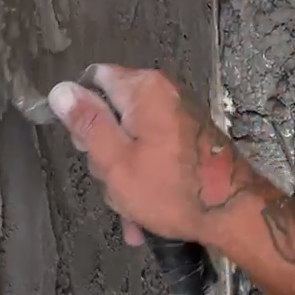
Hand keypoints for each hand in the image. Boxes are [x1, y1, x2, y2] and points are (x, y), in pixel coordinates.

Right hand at [46, 65, 258, 249]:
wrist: (235, 215)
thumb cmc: (172, 189)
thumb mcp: (116, 161)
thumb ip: (87, 124)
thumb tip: (60, 90)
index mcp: (144, 90)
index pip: (94, 79)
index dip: (82, 112)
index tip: (86, 146)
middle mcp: (164, 94)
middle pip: (112, 113)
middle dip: (105, 153)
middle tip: (114, 181)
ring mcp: (178, 117)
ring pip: (131, 140)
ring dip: (125, 175)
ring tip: (133, 208)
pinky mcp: (187, 139)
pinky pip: (153, 153)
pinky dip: (146, 180)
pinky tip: (144, 216)